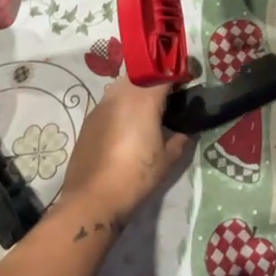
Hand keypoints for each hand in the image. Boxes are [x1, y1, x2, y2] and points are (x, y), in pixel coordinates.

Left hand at [59, 77, 190, 225]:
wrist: (92, 199)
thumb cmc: (135, 177)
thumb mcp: (166, 161)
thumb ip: (180, 141)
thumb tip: (187, 132)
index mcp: (144, 100)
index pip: (165, 76)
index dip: (178, 76)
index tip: (187, 82)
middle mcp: (121, 95)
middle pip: (141, 76)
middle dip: (154, 80)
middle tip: (165, 96)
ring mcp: (101, 106)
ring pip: (122, 86)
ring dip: (135, 91)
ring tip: (144, 110)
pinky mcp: (88, 120)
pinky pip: (109, 103)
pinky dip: (120, 106)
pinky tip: (124, 126)